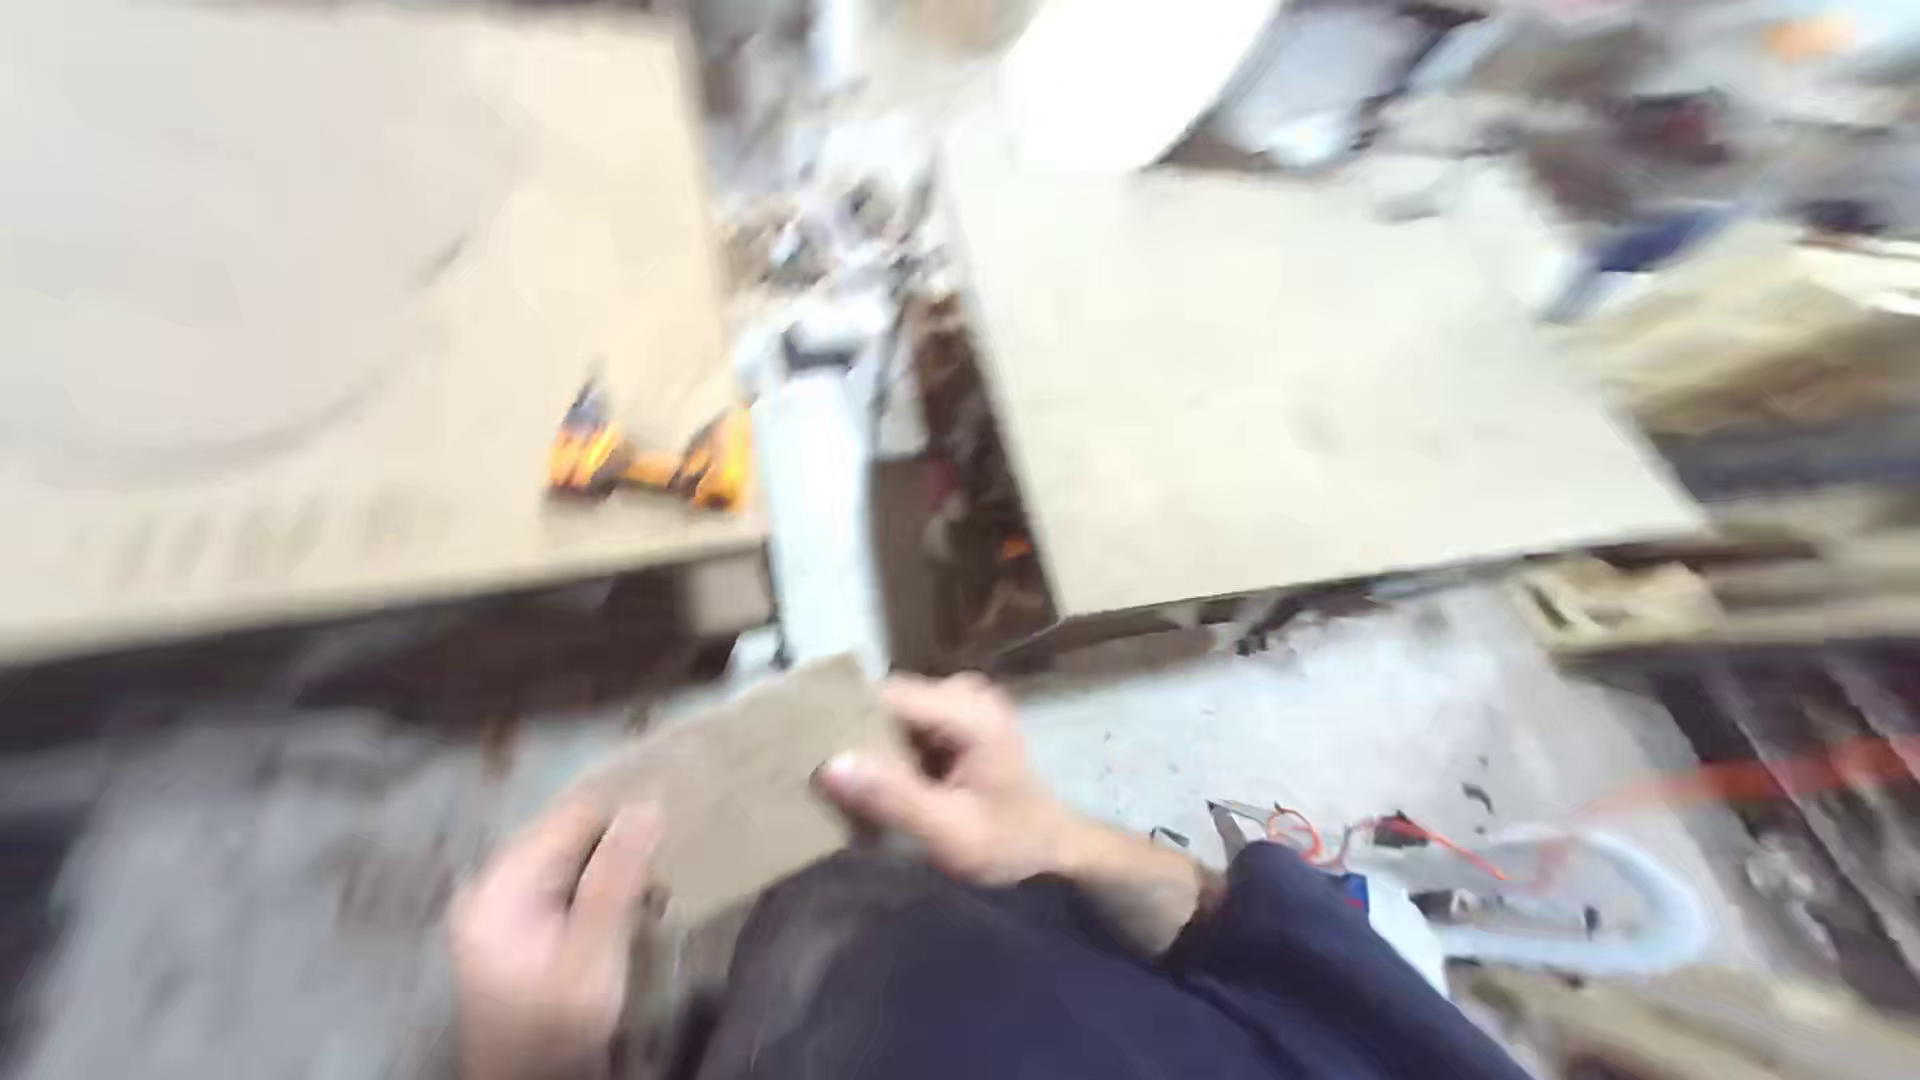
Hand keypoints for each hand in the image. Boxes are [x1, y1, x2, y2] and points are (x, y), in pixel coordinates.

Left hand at [450, 799, 661, 1079]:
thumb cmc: (556, 1027)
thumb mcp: (591, 958)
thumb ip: (615, 880)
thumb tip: (649, 805)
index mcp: (503, 883)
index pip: (574, 811)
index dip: (626, 795)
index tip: (679, 785)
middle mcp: (501, 876)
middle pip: (576, 821)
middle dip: (628, 817)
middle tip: (682, 812)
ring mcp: (514, 890)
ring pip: (582, 839)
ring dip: (626, 838)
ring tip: (673, 834)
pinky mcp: (532, 905)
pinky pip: (581, 861)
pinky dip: (616, 859)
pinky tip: (647, 868)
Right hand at [816, 673, 1080, 884]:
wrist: (1050, 845)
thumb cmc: (1008, 843)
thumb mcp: (950, 834)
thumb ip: (894, 799)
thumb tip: (831, 765)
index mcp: (972, 714)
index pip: (893, 695)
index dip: (848, 713)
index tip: (806, 740)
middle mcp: (968, 692)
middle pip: (893, 697)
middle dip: (856, 728)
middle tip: (815, 764)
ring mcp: (965, 699)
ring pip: (897, 708)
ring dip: (870, 737)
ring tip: (835, 769)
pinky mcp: (958, 713)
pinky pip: (910, 718)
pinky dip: (889, 742)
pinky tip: (870, 771)